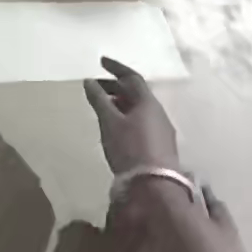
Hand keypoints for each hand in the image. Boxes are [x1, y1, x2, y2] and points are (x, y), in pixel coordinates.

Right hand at [84, 57, 178, 173]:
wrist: (155, 189)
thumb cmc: (130, 148)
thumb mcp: (109, 122)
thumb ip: (99, 99)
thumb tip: (89, 81)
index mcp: (148, 102)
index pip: (132, 77)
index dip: (116, 67)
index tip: (101, 62)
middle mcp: (158, 113)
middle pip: (136, 93)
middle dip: (116, 86)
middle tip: (96, 87)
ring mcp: (162, 131)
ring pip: (139, 109)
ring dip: (121, 103)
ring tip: (103, 107)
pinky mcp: (161, 147)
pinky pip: (142, 122)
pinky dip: (127, 117)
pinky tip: (116, 127)